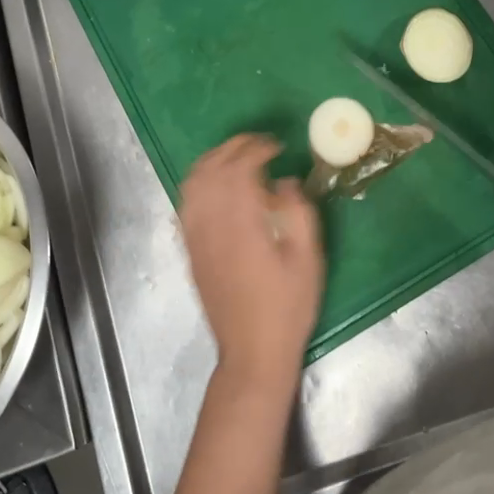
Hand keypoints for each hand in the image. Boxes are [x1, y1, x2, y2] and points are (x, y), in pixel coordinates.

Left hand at [179, 134, 324, 386]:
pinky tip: (213, 184)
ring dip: (212, 161)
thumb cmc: (287, 306)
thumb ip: (298, 212)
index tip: (276, 146)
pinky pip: (185, 204)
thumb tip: (286, 182)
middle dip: (234, 147)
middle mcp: (212, 224)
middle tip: (258, 143)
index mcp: (243, 223)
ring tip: (235, 155)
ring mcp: (196, 237)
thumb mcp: (308, 258)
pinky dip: (197, 183)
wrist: (252, 350)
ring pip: (193, 183)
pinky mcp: (190, 249)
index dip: (257, 149)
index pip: (240, 168)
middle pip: (212, 169)